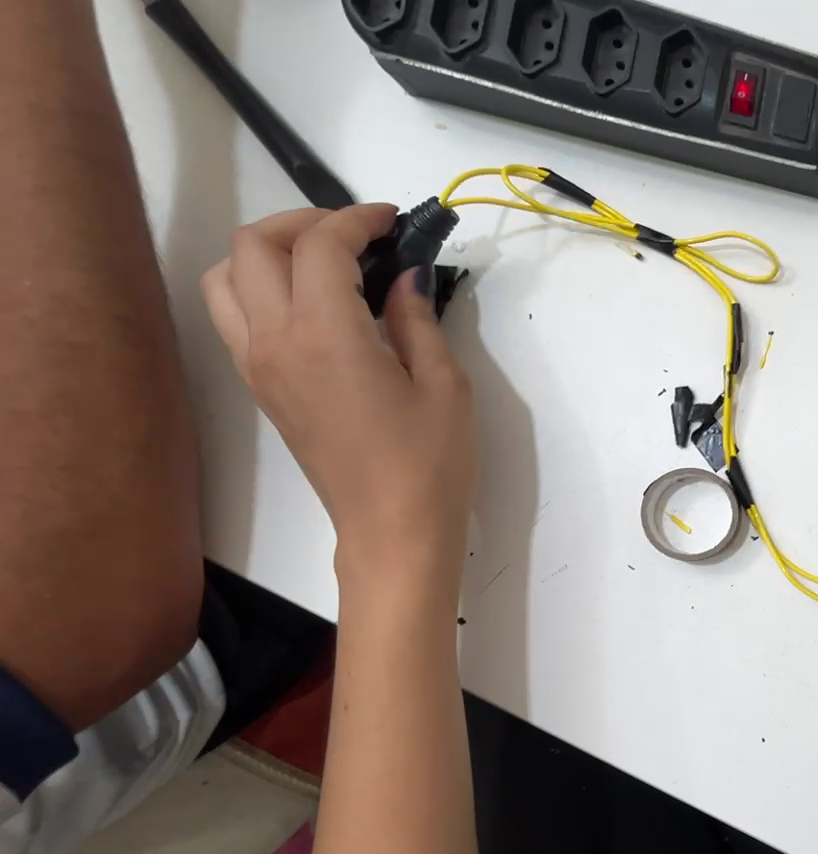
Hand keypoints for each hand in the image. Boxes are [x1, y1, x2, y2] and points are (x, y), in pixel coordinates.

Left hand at [202, 205, 475, 600]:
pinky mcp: (260, 384)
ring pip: (228, 274)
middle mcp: (275, 339)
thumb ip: (417, 321)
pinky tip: (314, 301)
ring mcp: (258, 362)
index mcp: (326, 335)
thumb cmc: (432, 460)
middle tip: (362, 234)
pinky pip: (234, 310)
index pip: (321, 248)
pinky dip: (261, 284)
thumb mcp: (444, 386)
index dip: (357, 220)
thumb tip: (406, 276)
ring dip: (271, 250)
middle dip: (307, 223)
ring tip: (328, 261)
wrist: (393, 526)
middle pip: (257, 246)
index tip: (394, 219)